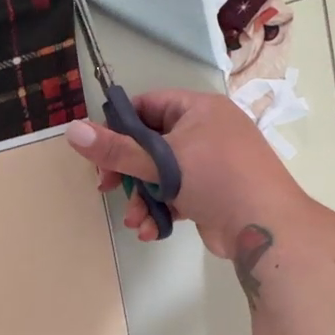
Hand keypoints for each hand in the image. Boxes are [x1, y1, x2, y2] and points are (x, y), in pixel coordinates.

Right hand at [65, 89, 311, 258]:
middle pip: (149, 144)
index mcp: (199, 110)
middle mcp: (206, 131)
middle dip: (127, 173)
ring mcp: (210, 162)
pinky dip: (159, 210)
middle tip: (108, 188)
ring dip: (140, 199)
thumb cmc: (215, 179)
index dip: (119, 127)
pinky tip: (150, 229)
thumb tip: (70, 130)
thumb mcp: (159, 162)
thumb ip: (114, 149)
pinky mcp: (211, 191)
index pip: (147, 105)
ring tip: (134, 220)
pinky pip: (174, 194)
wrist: (264, 225)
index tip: (100, 153)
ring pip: (159, 174)